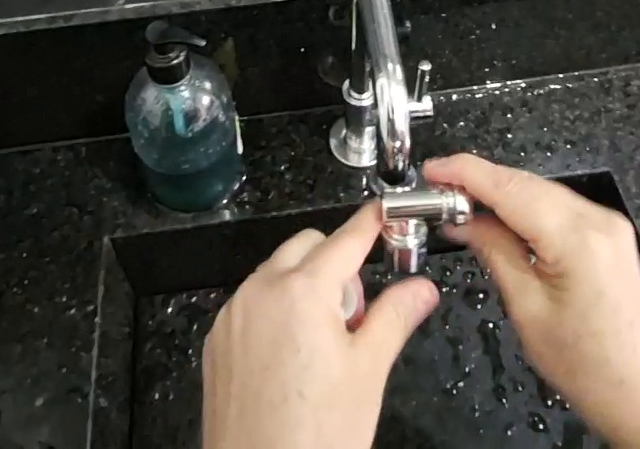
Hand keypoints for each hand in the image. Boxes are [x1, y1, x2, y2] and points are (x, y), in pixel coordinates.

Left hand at [202, 203, 439, 448]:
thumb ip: (395, 316)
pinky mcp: (218, 339)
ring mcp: (234, 314)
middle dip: (336, 265)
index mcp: (303, 291)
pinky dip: (275, 310)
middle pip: (308, 247)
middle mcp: (261, 291)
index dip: (370, 223)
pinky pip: (252, 302)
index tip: (384, 213)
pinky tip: (291, 358)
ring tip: (322, 345)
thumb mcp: (368, 372)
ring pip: (278, 272)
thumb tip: (422, 288)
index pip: (346, 239)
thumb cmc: (317, 436)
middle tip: (354, 316)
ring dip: (304, 286)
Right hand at [424, 154, 639, 448]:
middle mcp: (597, 219)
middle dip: (478, 181)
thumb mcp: (526, 308)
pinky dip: (522, 203)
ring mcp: (606, 221)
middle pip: (524, 182)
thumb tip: (462, 219)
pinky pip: (554, 202)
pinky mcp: (606, 229)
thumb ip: (494, 250)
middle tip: (438, 190)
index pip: (510, 188)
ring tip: (459, 201)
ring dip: (498, 190)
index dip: (466, 172)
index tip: (433, 170)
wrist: (639, 391)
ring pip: (538, 188)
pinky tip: (498, 213)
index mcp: (577, 239)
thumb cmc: (583, 364)